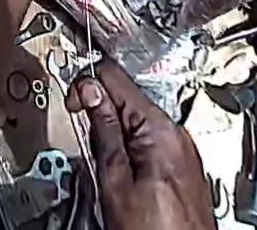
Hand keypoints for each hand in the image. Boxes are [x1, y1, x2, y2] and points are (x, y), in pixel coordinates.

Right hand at [67, 59, 214, 229]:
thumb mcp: (115, 181)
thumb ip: (102, 129)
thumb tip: (89, 87)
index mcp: (159, 128)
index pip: (114, 76)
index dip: (86, 84)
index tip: (73, 102)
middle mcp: (176, 132)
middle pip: (125, 97)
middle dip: (101, 114)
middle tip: (89, 144)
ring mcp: (182, 150)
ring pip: (135, 120)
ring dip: (114, 134)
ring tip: (108, 168)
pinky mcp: (183, 166)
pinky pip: (150, 140)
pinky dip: (130, 149)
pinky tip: (125, 176)